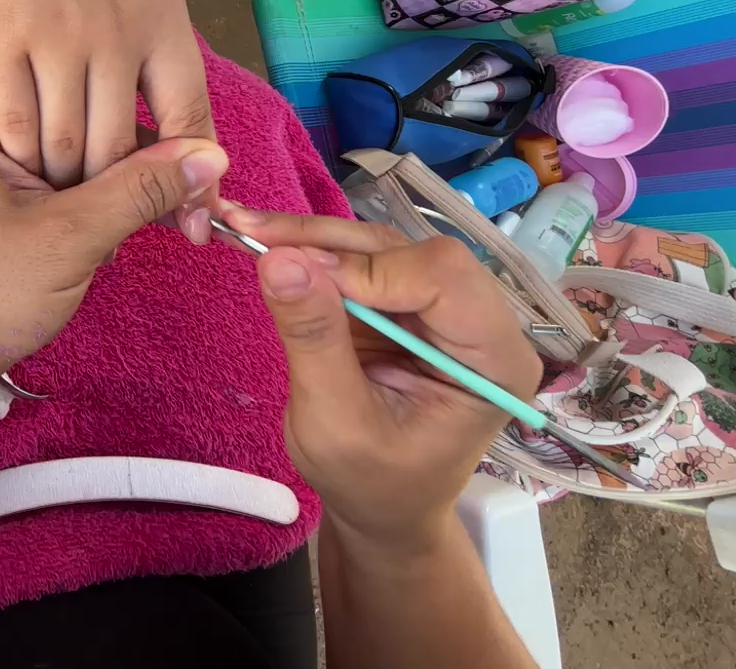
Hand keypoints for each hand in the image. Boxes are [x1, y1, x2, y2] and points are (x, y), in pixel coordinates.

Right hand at [0, 0, 218, 234]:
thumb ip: (144, 13)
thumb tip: (138, 63)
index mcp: (163, 15)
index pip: (187, 118)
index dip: (189, 184)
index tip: (187, 227)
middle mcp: (117, 37)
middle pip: (118, 147)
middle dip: (109, 188)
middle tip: (94, 205)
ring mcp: (57, 37)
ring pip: (63, 141)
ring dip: (60, 174)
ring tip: (52, 187)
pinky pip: (11, 115)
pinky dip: (16, 147)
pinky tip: (14, 157)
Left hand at [0, 93, 226, 399]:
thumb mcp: (71, 237)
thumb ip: (140, 189)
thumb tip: (211, 153)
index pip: (72, 91)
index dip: (133, 128)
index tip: (183, 169)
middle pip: (82, 124)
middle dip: (129, 170)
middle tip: (171, 211)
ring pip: (83, 158)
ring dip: (119, 195)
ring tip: (129, 236)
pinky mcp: (13, 199)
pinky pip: (71, 186)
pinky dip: (100, 210)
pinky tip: (112, 242)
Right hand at [217, 207, 540, 549]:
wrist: (378, 504)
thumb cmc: (371, 481)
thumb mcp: (335, 420)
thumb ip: (314, 338)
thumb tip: (277, 258)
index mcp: (492, 359)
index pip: (443, 276)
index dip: (369, 268)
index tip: (297, 276)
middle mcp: (473, 319)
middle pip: (402, 248)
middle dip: (322, 239)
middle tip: (246, 232)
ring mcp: (433, 305)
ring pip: (371, 242)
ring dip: (305, 236)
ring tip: (243, 232)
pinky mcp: (395, 299)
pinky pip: (351, 256)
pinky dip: (303, 247)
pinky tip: (261, 241)